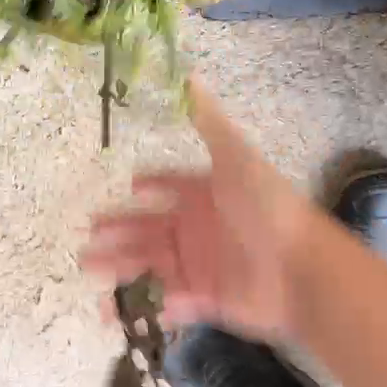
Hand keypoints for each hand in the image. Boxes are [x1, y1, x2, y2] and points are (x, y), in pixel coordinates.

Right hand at [80, 75, 318, 341]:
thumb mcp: (234, 155)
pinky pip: (167, 302)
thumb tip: (189, 75)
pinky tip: (115, 311)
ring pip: (149, 264)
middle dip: (117, 231)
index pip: (169, 185)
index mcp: (203, 192)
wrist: (300, 268)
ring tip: (87, 269)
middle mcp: (197, 227)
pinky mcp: (205, 299)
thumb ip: (208, 120)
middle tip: (86, 236)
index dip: (149, 185)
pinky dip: (142, 306)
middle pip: (148, 227)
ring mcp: (200, 264)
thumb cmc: (265, 205)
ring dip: (119, 266)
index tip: (128, 184)